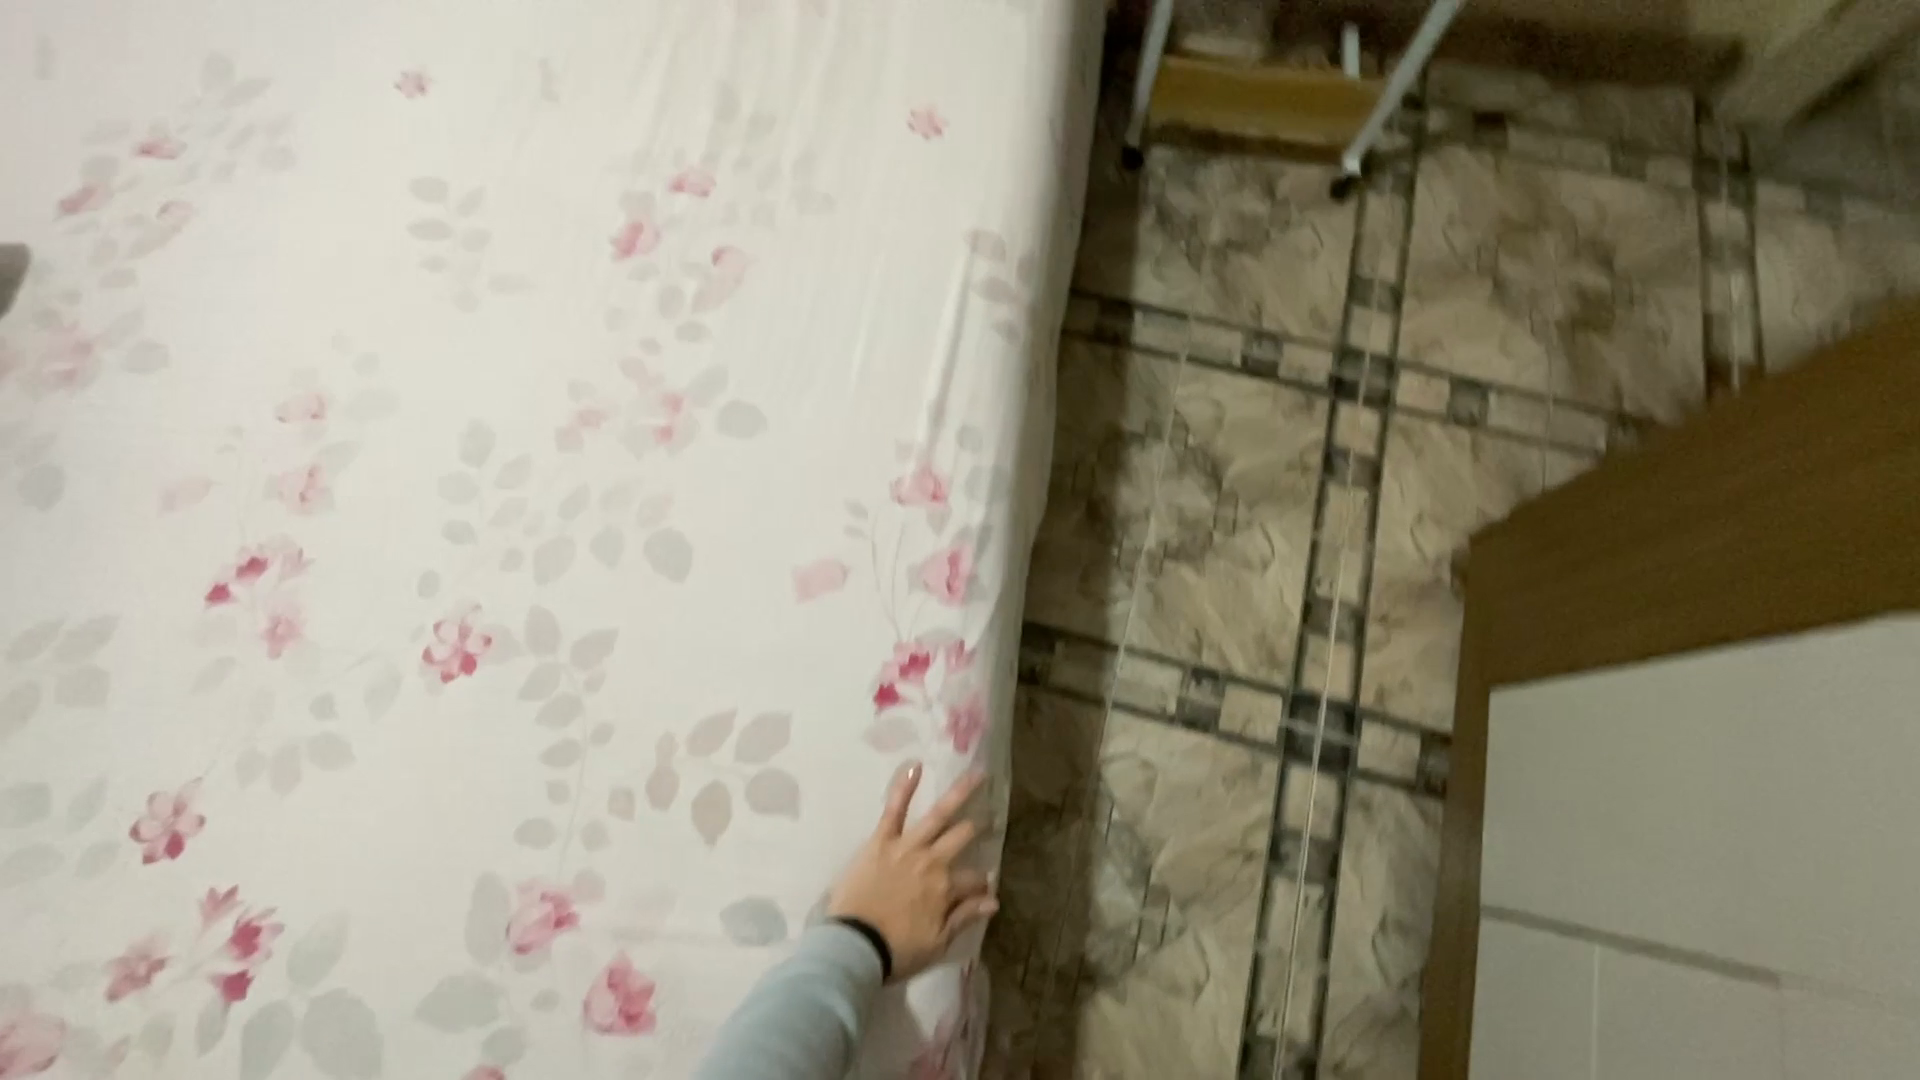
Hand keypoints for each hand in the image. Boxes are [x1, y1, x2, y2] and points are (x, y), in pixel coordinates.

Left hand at [828, 763, 996, 982]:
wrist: (853, 946)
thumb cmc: (896, 950)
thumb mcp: (937, 943)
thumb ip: (965, 917)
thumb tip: (994, 900)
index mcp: (946, 888)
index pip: (974, 879)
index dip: (982, 883)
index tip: (984, 887)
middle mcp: (932, 860)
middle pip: (963, 836)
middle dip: (981, 824)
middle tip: (992, 813)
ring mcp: (907, 846)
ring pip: (939, 814)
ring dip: (960, 793)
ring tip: (977, 774)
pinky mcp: (881, 839)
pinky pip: (894, 809)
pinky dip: (904, 787)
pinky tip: (914, 766)